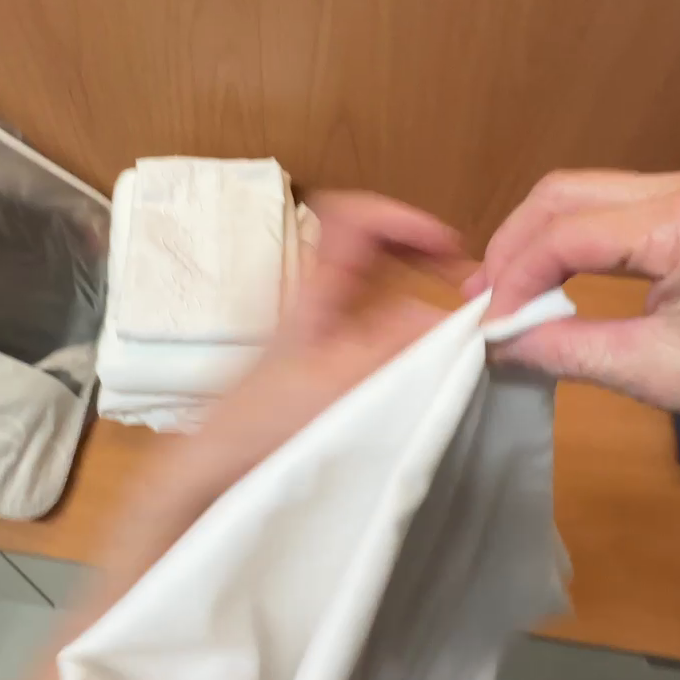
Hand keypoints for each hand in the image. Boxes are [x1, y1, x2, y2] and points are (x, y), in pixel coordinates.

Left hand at [172, 191, 464, 485]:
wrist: (222, 462)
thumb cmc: (266, 419)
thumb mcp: (338, 381)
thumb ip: (395, 345)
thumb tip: (448, 317)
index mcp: (316, 290)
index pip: (353, 218)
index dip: (401, 217)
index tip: (446, 244)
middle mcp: (318, 297)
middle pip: (369, 242)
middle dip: (416, 247)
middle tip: (458, 272)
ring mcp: (321, 324)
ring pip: (374, 280)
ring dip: (414, 280)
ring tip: (452, 305)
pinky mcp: (325, 353)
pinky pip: (374, 317)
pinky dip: (405, 317)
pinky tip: (422, 345)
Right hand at [466, 169, 679, 454]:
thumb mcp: (659, 373)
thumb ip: (565, 350)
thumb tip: (498, 344)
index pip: (565, 232)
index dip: (512, 278)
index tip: (485, 326)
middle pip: (565, 192)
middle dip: (514, 245)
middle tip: (486, 300)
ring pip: (586, 195)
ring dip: (540, 239)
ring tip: (511, 290)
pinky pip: (616, 211)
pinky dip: (574, 241)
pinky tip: (559, 277)